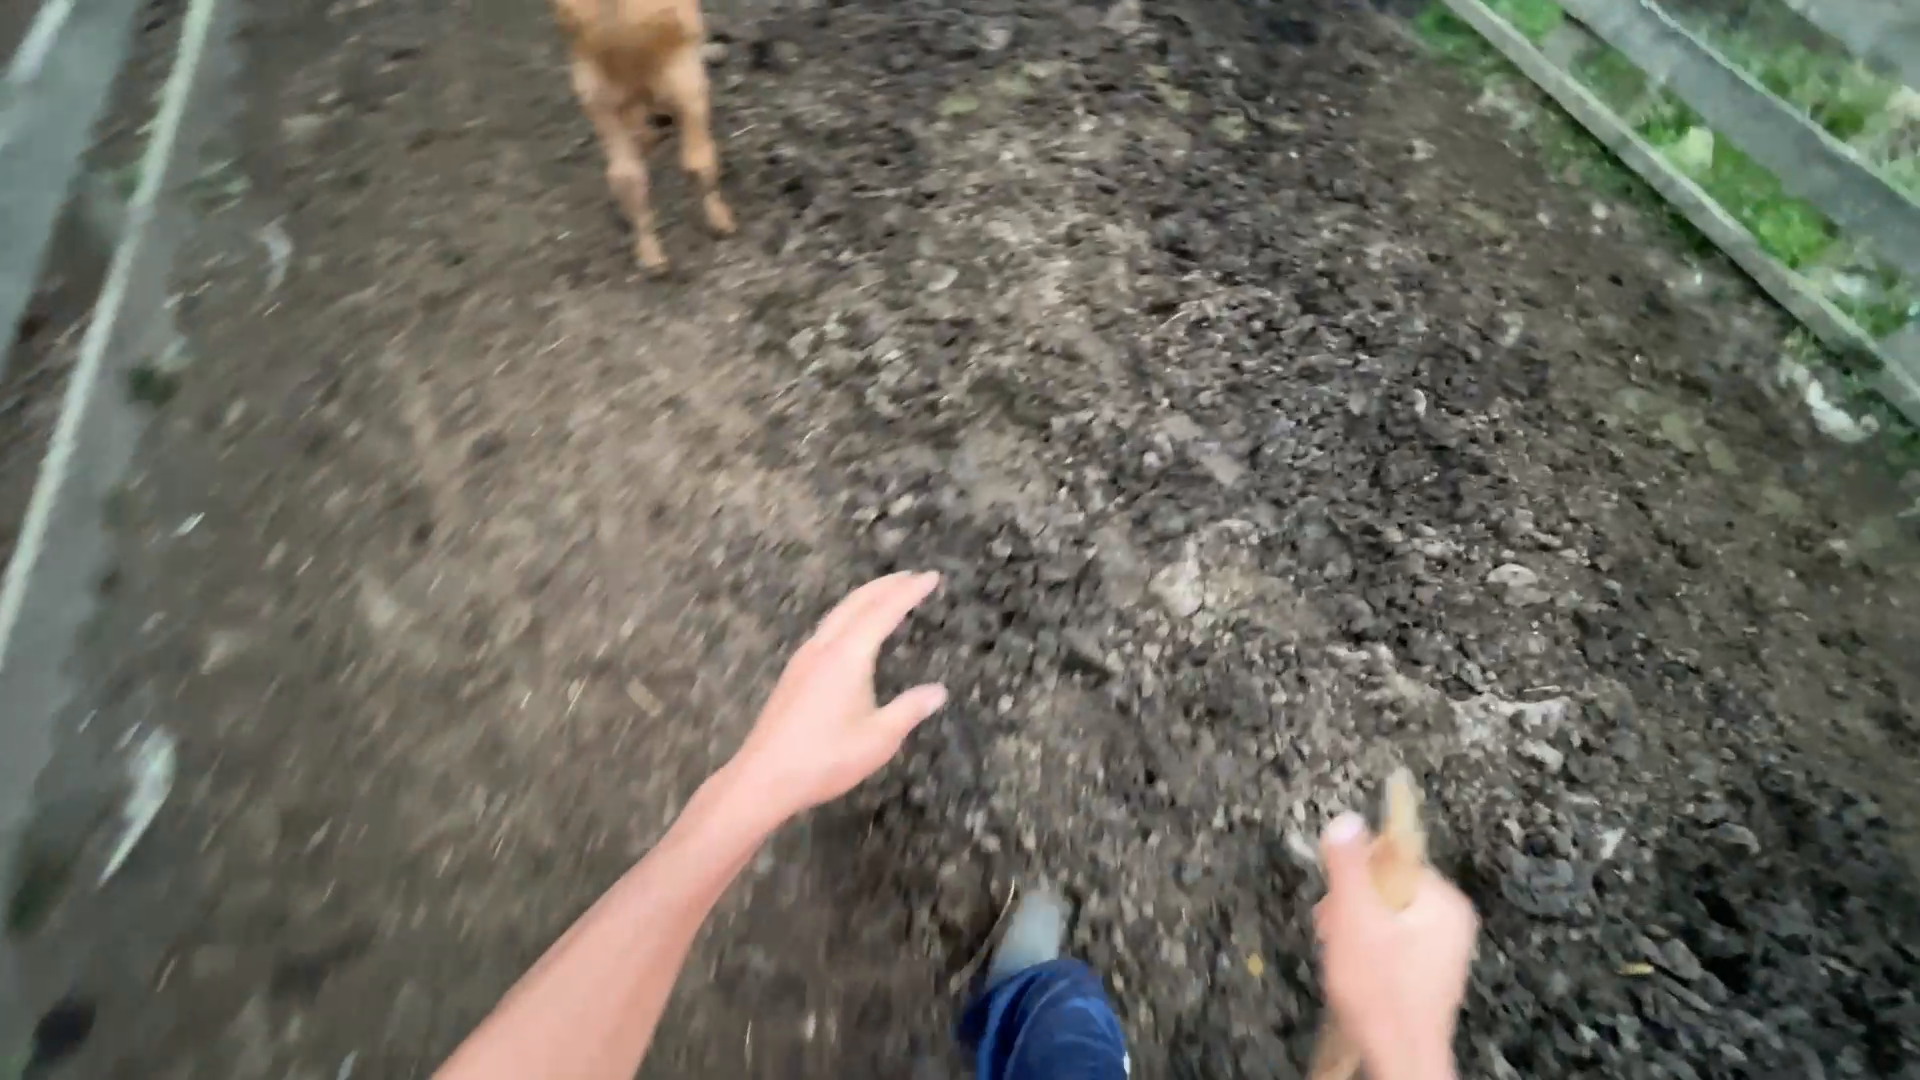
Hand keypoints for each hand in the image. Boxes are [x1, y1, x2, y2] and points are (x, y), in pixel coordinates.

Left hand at [726, 572, 948, 824]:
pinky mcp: (794, 672)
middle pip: (857, 602)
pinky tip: (853, 629)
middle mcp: (824, 647)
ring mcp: (804, 658)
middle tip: (913, 576)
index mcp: (848, 656)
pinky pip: (828, 627)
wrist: (763, 778)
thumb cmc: (825, 759)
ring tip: (887, 593)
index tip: (932, 577)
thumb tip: (938, 691)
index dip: (910, 592)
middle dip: (887, 585)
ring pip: (838, 613)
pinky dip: (850, 614)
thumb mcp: (878, 739)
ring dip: (866, 597)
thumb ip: (910, 710)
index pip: (885, 611)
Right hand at [1314, 813, 1477, 1079]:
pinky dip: (1363, 944)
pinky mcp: (1422, 964)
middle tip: (1340, 931)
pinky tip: (1354, 966)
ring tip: (1345, 954)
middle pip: (1381, 883)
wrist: (1397, 1058)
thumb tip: (1347, 820)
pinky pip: (1384, 933)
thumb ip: (1350, 866)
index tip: (1342, 901)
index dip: (1356, 875)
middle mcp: (1449, 919)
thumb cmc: (1381, 992)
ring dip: (1352, 925)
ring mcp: (1437, 943)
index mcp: (1444, 902)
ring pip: (1378, 909)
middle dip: (1350, 904)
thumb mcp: (1355, 917)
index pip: (1389, 857)